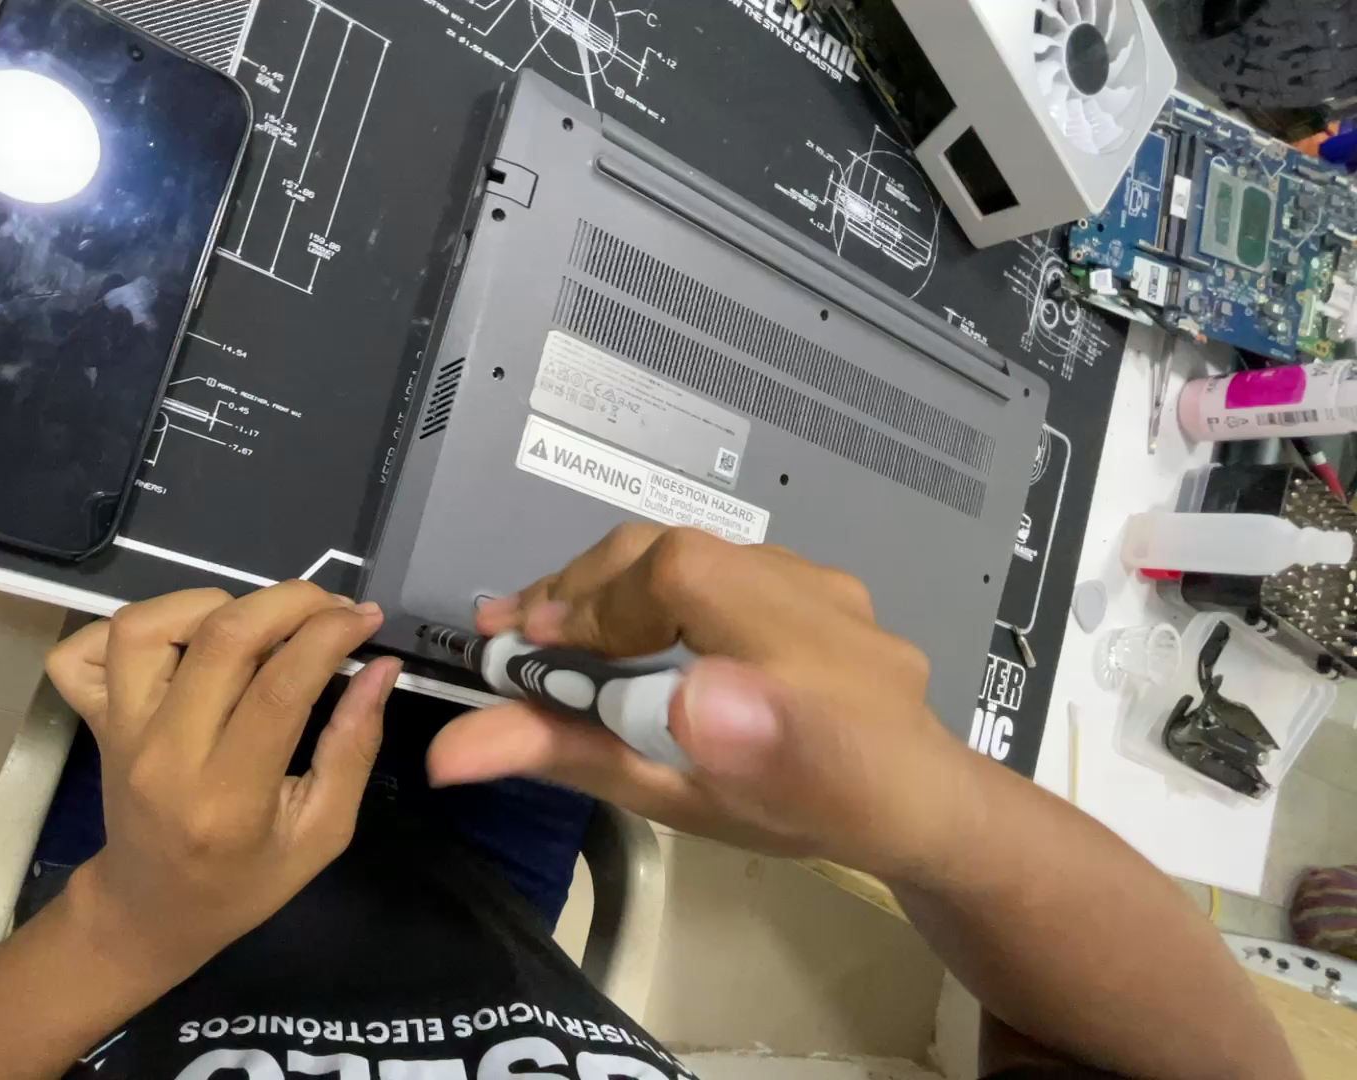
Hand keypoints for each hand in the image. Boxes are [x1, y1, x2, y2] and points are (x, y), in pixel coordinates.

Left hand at [45, 583, 401, 981]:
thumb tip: (381, 667)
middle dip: (289, 601)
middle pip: (221, 638)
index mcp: (227, 796)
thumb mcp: (323, 831)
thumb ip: (355, 746)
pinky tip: (181, 641)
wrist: (148, 911)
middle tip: (328, 606)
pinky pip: (85, 647)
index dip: (331, 636)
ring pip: (146, 625)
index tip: (366, 619)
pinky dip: (135, 626)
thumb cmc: (243, 882)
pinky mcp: (92, 718)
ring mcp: (117, 730)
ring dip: (214, 604)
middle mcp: (163, 754)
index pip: (281, 686)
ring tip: (256, 624)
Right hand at [428, 524, 976, 880]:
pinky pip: (717, 560)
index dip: (589, 602)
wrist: (918, 803)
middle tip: (511, 630)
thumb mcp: (675, 802)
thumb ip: (572, 760)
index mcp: (799, 667)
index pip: (676, 578)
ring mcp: (824, 582)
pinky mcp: (816, 577)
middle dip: (579, 587)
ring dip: (608, 583)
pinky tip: (626, 620)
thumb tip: (448, 752)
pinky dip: (652, 582)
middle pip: (672, 553)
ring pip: (690, 551)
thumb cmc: (795, 815)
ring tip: (552, 623)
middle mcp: (820, 604)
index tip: (523, 645)